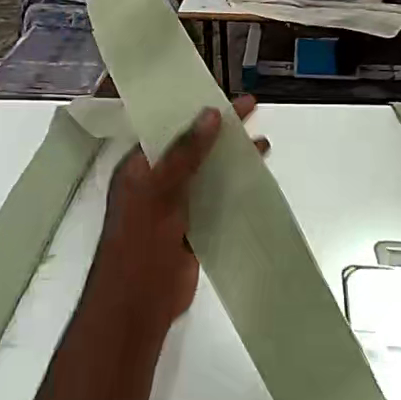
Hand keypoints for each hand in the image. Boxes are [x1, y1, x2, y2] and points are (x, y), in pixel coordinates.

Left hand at [94, 96, 265, 325]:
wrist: (138, 302)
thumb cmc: (139, 241)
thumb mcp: (158, 190)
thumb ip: (184, 153)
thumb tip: (210, 114)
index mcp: (139, 167)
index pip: (168, 129)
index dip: (194, 111)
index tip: (222, 96)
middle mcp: (157, 182)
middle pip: (192, 148)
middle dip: (220, 130)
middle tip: (251, 109)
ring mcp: (176, 207)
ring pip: (208, 174)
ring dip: (231, 159)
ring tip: (262, 143)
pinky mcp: (194, 230)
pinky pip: (217, 202)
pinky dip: (235, 190)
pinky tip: (257, 181)